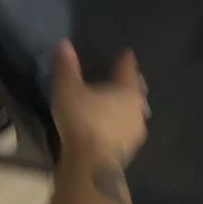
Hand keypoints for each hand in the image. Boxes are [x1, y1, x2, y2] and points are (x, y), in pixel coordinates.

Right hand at [51, 42, 148, 166]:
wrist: (91, 160)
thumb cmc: (81, 117)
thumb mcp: (68, 88)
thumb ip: (67, 67)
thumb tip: (64, 43)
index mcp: (127, 91)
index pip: (128, 70)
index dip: (126, 61)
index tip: (126, 53)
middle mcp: (137, 109)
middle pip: (136, 92)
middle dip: (131, 84)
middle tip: (125, 78)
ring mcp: (136, 131)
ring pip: (135, 112)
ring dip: (127, 106)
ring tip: (117, 102)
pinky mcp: (129, 149)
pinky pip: (127, 128)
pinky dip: (121, 122)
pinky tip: (112, 124)